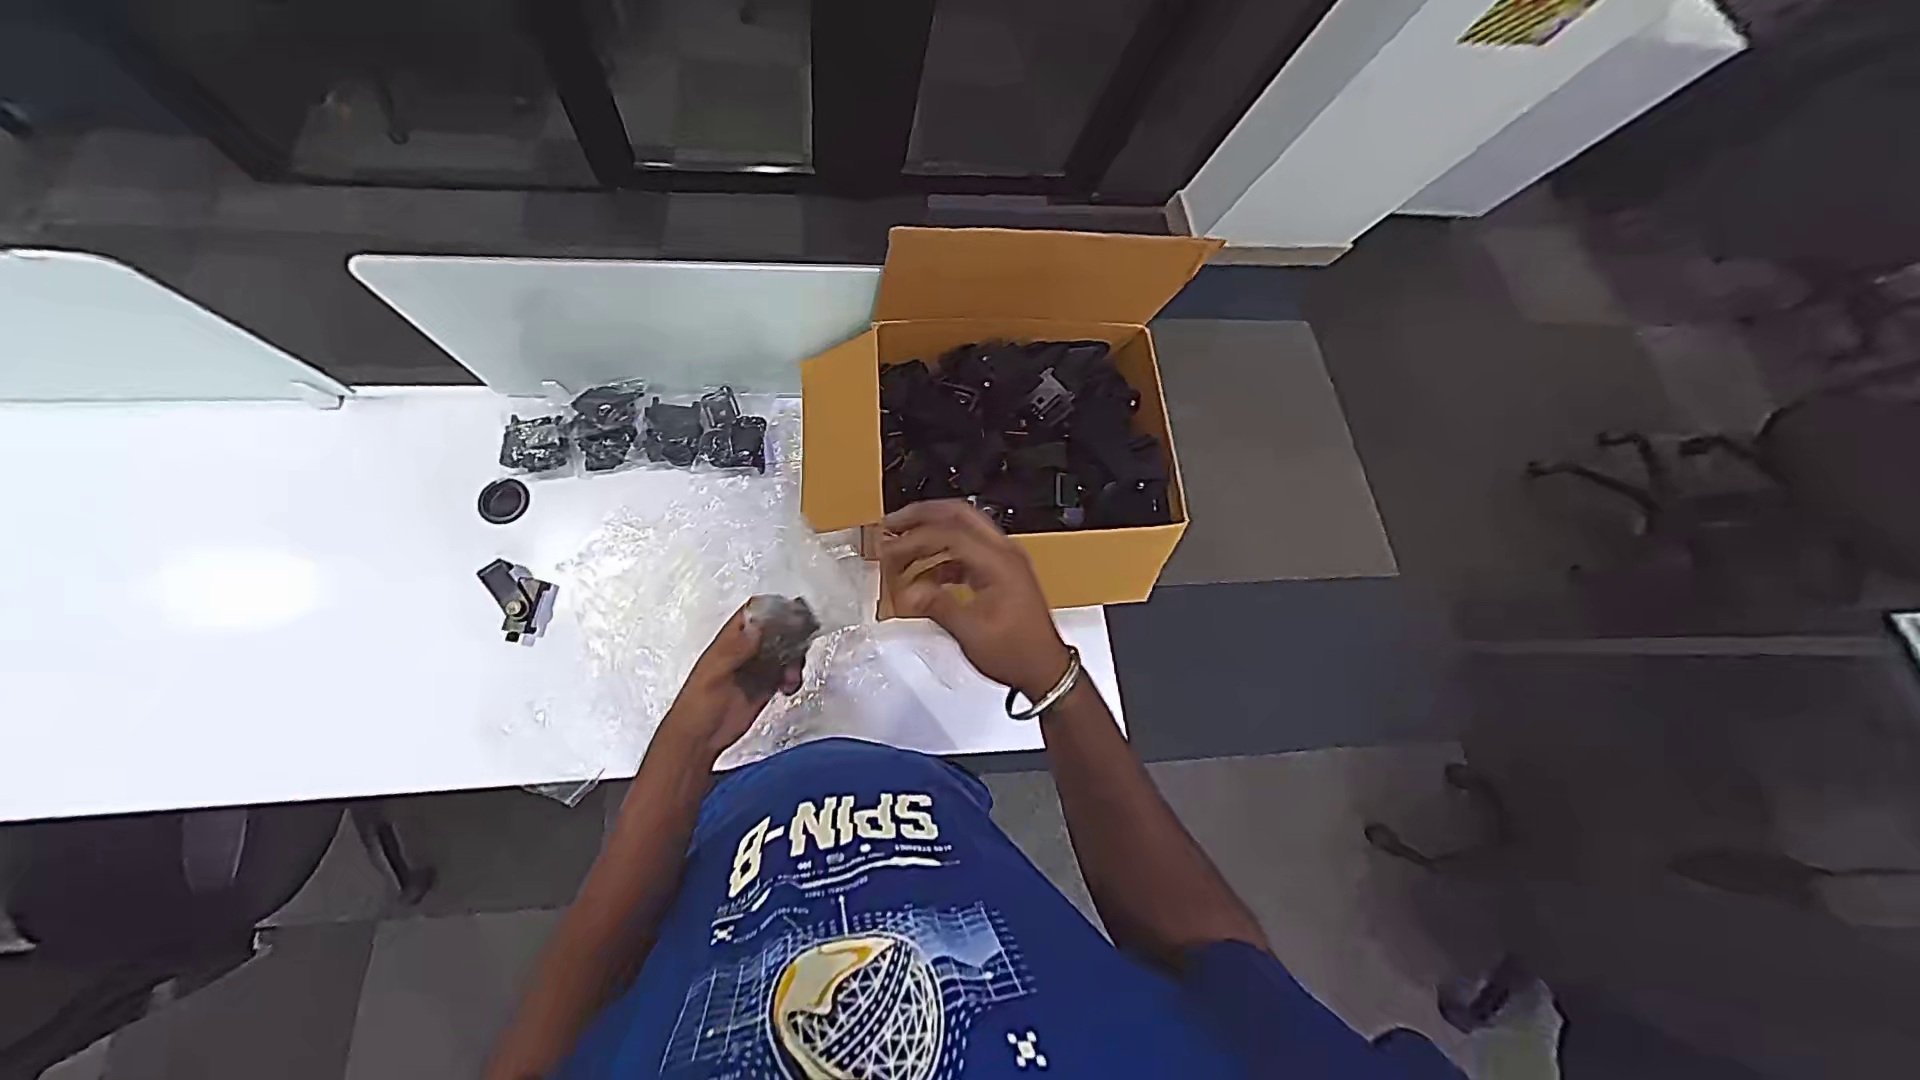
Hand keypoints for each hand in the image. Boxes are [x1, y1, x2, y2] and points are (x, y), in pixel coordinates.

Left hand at [657, 603, 802, 759]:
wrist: (700, 738)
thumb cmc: (698, 705)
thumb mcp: (715, 673)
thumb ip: (736, 650)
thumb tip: (757, 628)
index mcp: (730, 641)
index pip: (753, 613)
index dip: (773, 608)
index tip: (792, 614)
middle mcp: (746, 650)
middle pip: (777, 630)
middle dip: (792, 636)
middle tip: (799, 648)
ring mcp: (757, 667)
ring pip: (786, 651)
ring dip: (795, 660)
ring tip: (791, 677)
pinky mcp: (765, 685)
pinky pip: (786, 673)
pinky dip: (793, 677)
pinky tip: (788, 687)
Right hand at [879, 500, 1071, 698]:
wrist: (1045, 669)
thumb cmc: (1019, 653)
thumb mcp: (972, 633)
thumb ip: (938, 607)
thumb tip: (909, 592)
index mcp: (1000, 562)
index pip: (950, 534)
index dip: (915, 539)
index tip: (891, 550)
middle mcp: (1005, 553)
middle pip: (958, 516)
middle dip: (922, 517)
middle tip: (892, 524)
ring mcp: (1004, 560)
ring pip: (963, 530)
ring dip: (931, 535)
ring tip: (902, 548)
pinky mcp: (1001, 572)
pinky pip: (968, 552)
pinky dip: (943, 556)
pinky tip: (924, 575)